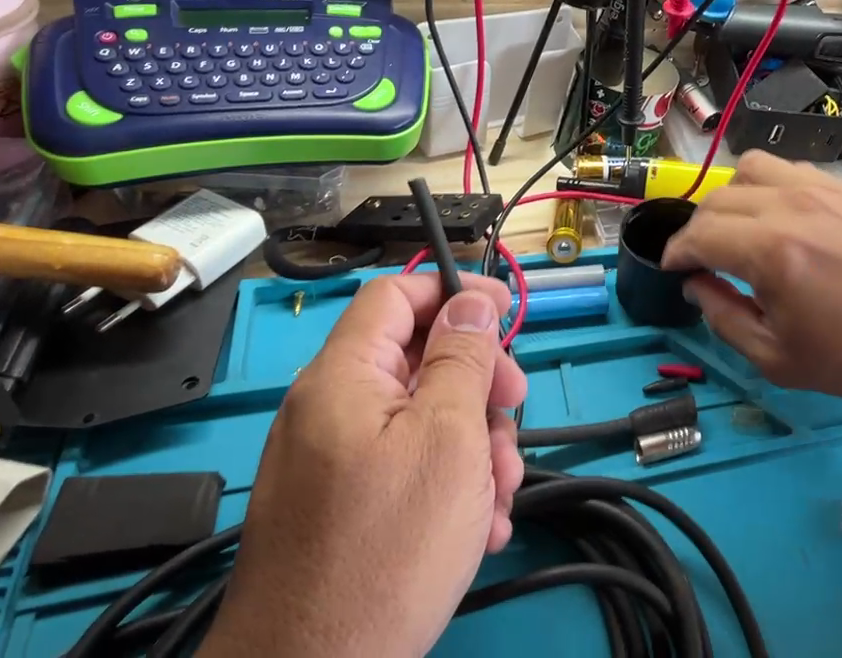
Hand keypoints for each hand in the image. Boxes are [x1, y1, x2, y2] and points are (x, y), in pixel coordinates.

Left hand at [202, 274, 527, 657]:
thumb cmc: (388, 548)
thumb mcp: (448, 437)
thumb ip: (463, 358)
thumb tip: (471, 301)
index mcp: (343, 377)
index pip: (396, 294)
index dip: (455, 293)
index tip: (506, 314)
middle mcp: (328, 410)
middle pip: (417, 358)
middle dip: (478, 385)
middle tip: (512, 419)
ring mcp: (330, 461)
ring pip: (419, 417)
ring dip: (473, 444)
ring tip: (500, 495)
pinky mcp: (339, 507)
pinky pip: (401, 465)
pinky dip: (446, 481)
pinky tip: (477, 526)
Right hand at [661, 151, 841, 400]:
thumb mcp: (779, 358)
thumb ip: (724, 318)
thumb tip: (696, 284)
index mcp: (770, 251)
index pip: (699, 235)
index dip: (675, 252)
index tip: (672, 269)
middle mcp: (789, 205)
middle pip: (718, 198)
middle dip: (697, 229)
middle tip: (702, 260)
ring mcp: (821, 188)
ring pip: (750, 167)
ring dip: (730, 197)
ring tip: (738, 230)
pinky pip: (788, 169)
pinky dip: (767, 186)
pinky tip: (779, 218)